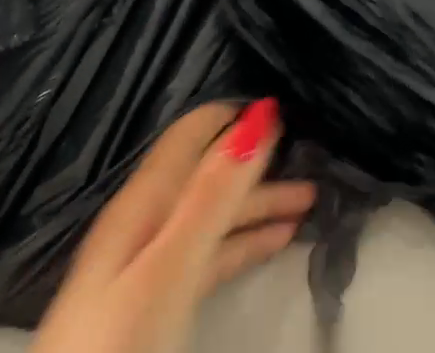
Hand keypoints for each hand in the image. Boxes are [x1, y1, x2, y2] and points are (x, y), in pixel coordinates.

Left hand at [31, 99, 315, 352]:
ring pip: (215, 216)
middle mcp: (146, 222)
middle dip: (258, 163)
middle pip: (208, 178)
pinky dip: (247, 240)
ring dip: (260, 203)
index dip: (234, 115)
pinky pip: (212, 252)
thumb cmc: (120, 339)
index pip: (190, 136)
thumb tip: (257, 116)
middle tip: (314, 159)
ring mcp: (150, 262)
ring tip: (309, 201)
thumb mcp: (170, 264)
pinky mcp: (159, 297)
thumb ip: (211, 194)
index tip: (283, 106)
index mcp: (142, 203)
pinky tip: (278, 240)